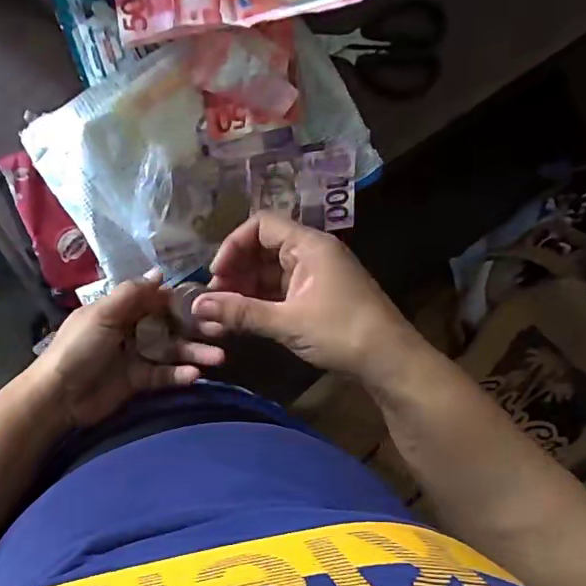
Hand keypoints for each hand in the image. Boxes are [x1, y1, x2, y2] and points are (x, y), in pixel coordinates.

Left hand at [24, 278, 225, 428]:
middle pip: (168, 326)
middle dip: (193, 329)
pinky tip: (195, 375)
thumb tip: (160, 273)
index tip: (206, 302)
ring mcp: (134, 357)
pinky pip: (164, 375)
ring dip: (193, 354)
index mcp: (118, 310)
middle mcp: (129, 330)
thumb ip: (132, 294)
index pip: (155, 301)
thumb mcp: (102, 314)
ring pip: (170, 352)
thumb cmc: (78, 348)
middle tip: (220, 332)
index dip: (179, 302)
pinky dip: (179, 375)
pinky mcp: (138, 382)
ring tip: (218, 358)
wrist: (59, 396)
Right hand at [192, 214, 416, 379]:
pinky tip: (242, 321)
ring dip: (244, 289)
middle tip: (213, 300)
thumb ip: (240, 312)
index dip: (233, 245)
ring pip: (269, 272)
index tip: (216, 275)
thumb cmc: (340, 332)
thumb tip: (197, 306)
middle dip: (235, 271)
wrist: (389, 360)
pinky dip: (259, 302)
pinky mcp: (317, 297)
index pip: (261, 225)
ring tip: (222, 315)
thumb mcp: (286, 322)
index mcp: (308, 245)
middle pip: (262, 248)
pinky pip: (280, 291)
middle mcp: (311, 253)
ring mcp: (315, 275)